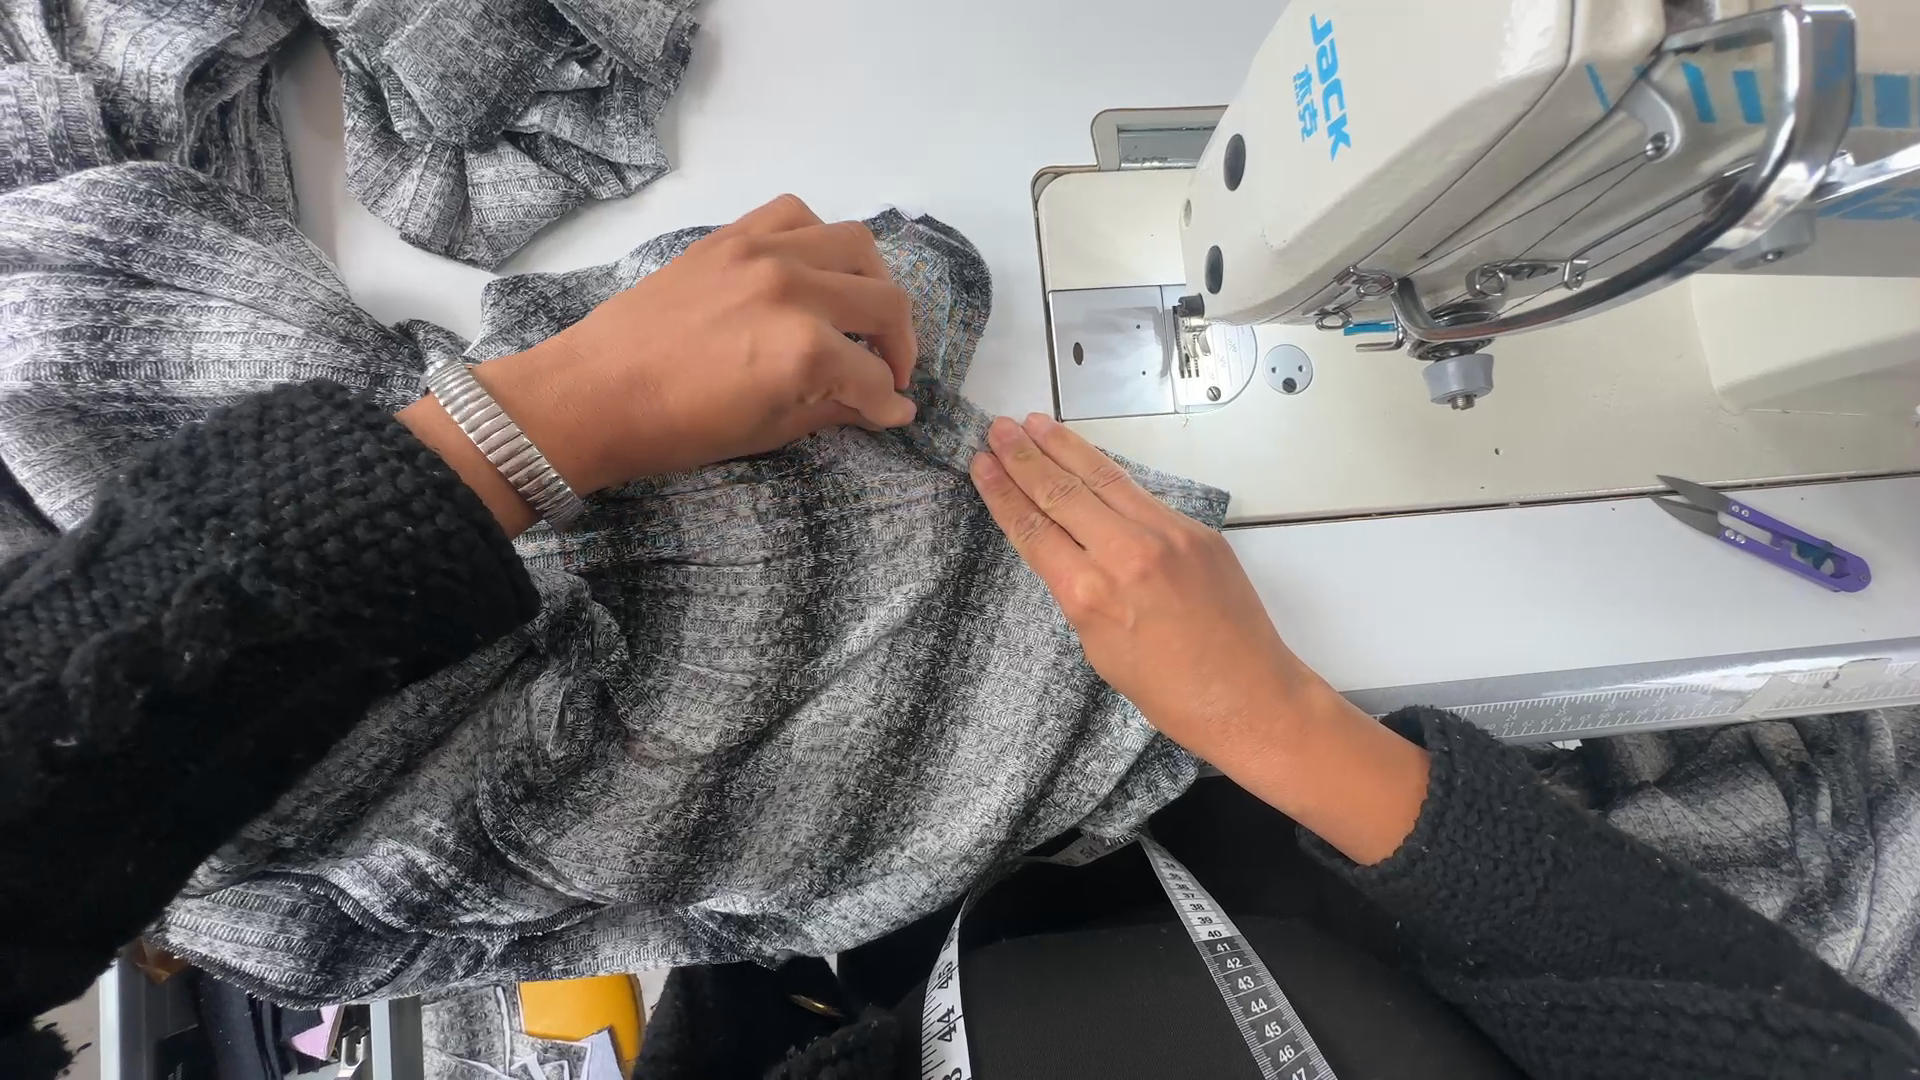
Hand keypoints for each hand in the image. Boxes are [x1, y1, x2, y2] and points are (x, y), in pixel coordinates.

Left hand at [401, 195, 918, 533]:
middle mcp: (795, 290)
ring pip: (856, 244)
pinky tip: (814, 270)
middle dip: (902, 346)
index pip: (875, 377)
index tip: (896, 413)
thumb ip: (838, 409)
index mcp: (805, 352)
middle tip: (891, 371)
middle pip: (886, 303)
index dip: (891, 403)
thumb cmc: (683, 429)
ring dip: (874, 283)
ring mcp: (763, 252)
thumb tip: (887, 408)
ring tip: (864, 314)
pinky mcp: (732, 235)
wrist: (597, 393)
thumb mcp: (772, 431)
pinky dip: (820, 239)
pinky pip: (797, 214)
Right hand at [966, 413, 1304, 762]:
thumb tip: (1069, 552)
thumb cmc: (1166, 692)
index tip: (981, 465)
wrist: (1250, 696)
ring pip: (1102, 478)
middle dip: (1024, 458)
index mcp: (1089, 594)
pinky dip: (1106, 471)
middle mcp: (1124, 553)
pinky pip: (1139, 493)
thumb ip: (1078, 592)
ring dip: (1063, 447)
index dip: (1002, 493)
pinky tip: (1086, 457)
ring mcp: (1166, 535)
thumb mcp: (1098, 648)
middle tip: (997, 429)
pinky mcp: (1195, 530)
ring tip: (1033, 422)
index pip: (1033, 529)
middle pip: (1061, 493)